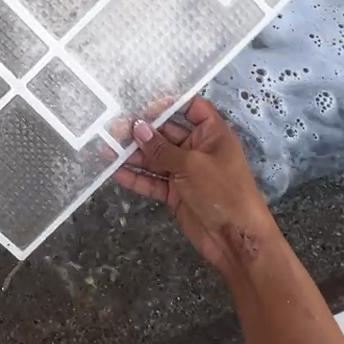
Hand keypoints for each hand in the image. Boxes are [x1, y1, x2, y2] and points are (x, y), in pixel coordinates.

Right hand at [112, 97, 278, 283]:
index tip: (143, 104)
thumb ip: (161, 148)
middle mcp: (197, 149)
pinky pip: (152, 180)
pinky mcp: (175, 193)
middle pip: (166, 133)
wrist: (236, 240)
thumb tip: (137, 127)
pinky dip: (135, 177)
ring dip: (132, 154)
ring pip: (155, 157)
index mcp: (211, 135)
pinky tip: (115, 171)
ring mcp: (185, 172)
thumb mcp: (191, 165)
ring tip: (106, 149)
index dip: (170, 103)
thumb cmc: (222, 191)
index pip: (192, 108)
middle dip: (141, 131)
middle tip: (113, 128)